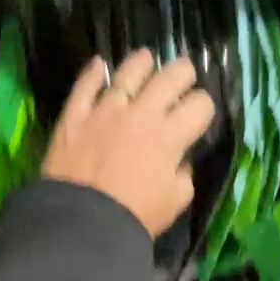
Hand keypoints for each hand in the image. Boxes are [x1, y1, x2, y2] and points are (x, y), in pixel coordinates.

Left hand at [42, 49, 215, 236]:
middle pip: (170, 78)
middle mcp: (141, 114)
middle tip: (184, 74)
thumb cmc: (134, 215)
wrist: (81, 222)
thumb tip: (180, 162)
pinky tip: (99, 64)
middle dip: (183, 73)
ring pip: (128, 73)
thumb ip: (183, 176)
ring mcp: (105, 111)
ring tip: (147, 58)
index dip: (204, 106)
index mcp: (170, 136)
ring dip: (141, 63)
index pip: (200, 105)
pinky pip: (85, 86)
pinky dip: (93, 73)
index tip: (200, 112)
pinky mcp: (75, 116)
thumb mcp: (174, 202)